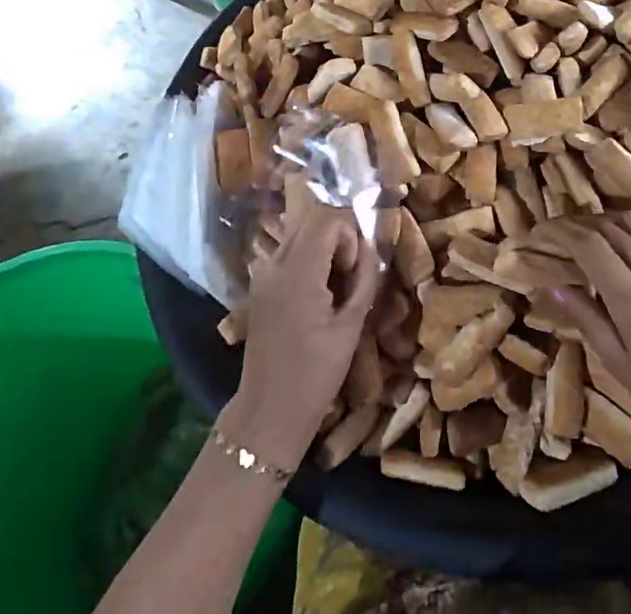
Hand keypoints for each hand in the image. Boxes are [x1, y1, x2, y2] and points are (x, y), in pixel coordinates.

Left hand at [221, 209, 379, 468]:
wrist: (269, 409)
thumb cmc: (316, 374)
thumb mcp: (350, 327)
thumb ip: (364, 280)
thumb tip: (372, 247)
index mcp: (297, 272)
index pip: (327, 220)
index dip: (349, 237)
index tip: (353, 272)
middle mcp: (273, 263)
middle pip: (311, 220)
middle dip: (337, 238)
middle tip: (348, 277)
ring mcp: (261, 274)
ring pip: (298, 235)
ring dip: (322, 248)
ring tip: (334, 288)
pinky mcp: (258, 286)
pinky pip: (286, 254)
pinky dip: (307, 260)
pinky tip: (316, 295)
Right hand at [536, 213, 630, 448]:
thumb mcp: (619, 364)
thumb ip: (586, 318)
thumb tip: (551, 284)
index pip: (590, 246)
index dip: (560, 232)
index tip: (539, 232)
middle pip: (609, 228)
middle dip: (576, 223)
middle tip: (552, 230)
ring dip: (601, 219)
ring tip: (580, 229)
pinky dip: (628, 228)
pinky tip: (616, 240)